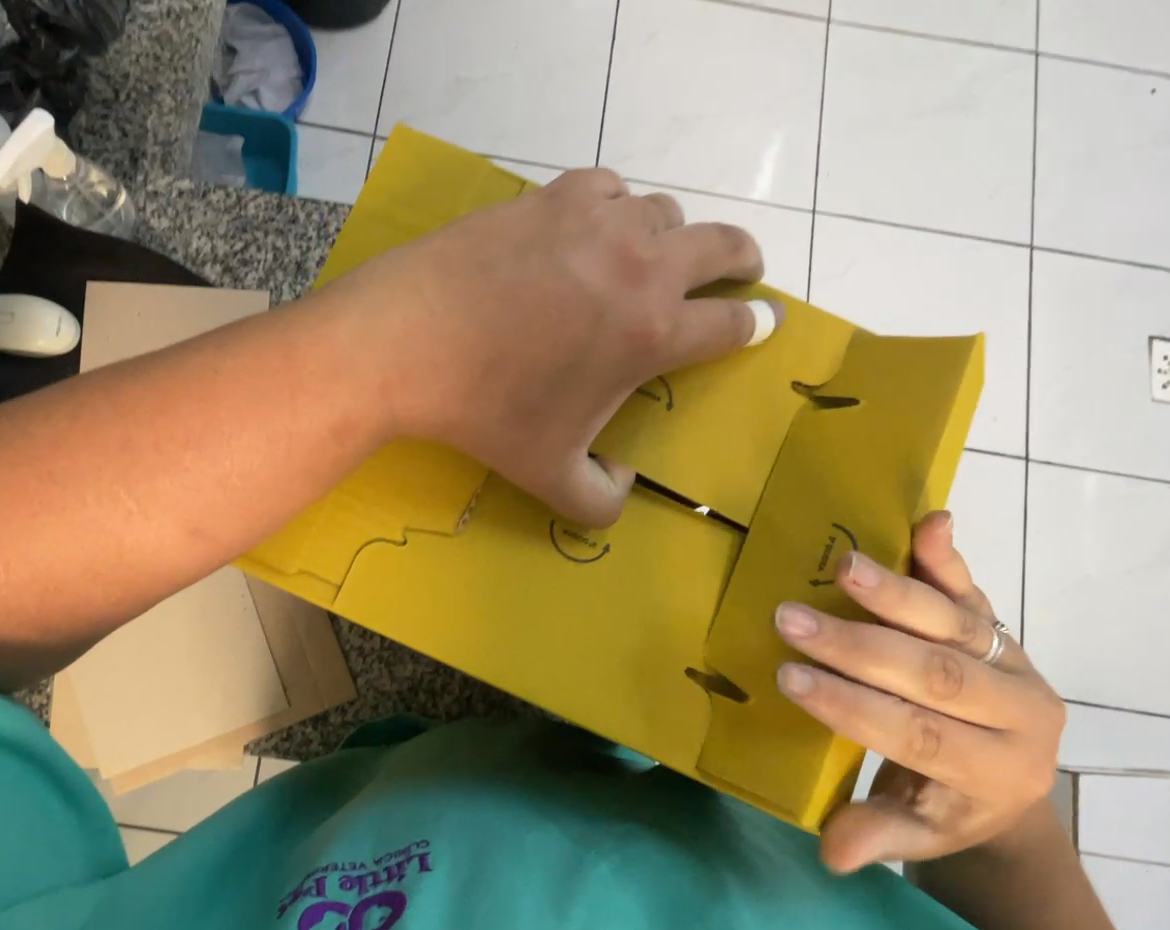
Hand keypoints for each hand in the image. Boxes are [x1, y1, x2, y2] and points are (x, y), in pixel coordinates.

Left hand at [315, 168, 769, 527]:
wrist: (407, 343)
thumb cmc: (485, 413)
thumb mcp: (548, 476)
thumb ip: (600, 502)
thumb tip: (624, 485)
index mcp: (651, 334)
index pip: (731, 324)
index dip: (756, 325)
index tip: (763, 321)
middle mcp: (639, 267)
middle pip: (721, 245)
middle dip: (742, 260)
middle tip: (741, 272)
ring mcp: (594, 224)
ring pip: (663, 211)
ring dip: (674, 234)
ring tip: (658, 256)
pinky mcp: (548, 199)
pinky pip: (607, 187)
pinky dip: (616, 205)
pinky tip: (596, 227)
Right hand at [771, 511, 1066, 873]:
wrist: (1009, 781)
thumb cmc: (949, 810)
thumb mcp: (918, 834)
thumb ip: (880, 836)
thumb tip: (832, 854)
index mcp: (997, 769)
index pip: (920, 732)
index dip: (854, 706)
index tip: (791, 679)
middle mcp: (1021, 713)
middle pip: (935, 672)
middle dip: (857, 645)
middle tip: (790, 619)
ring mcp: (1016, 664)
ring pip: (956, 625)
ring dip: (896, 593)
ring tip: (843, 566)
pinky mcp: (1002, 631)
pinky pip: (975, 594)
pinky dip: (950, 559)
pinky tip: (930, 523)